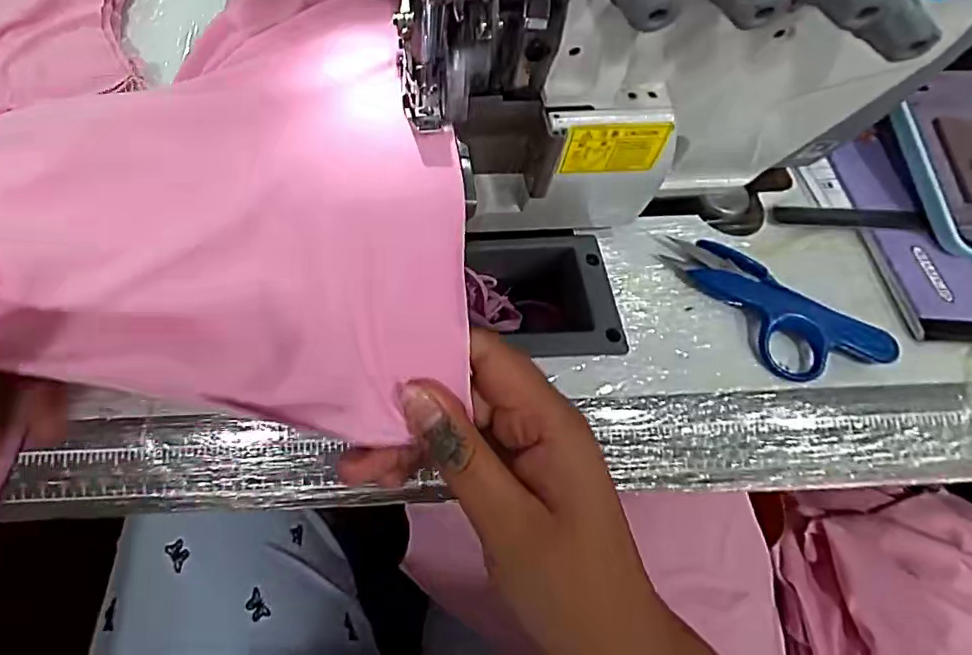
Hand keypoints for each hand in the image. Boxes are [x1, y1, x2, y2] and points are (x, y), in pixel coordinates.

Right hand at [339, 330, 714, 654]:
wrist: (611, 647)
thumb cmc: (573, 588)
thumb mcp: (510, 523)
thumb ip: (461, 453)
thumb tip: (414, 391)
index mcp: (547, 418)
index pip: (488, 355)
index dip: (439, 347)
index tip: (385, 355)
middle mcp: (533, 421)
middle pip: (463, 388)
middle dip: (411, 405)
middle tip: (361, 431)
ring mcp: (519, 446)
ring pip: (454, 420)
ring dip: (410, 438)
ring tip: (361, 464)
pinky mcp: (507, 471)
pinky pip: (459, 449)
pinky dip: (425, 460)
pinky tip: (388, 473)